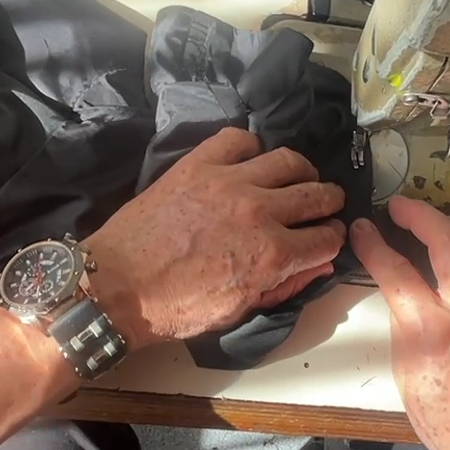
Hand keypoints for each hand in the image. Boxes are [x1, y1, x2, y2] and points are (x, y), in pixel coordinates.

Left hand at [87, 128, 345, 345]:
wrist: (116, 286)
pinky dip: (252, 148)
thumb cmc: (176, 308)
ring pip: (288, 160)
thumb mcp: (238, 310)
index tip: (327, 239)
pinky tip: (251, 163)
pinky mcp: (198, 164)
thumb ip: (283, 284)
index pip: (327, 238)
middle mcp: (260, 211)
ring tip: (297, 179)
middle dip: (329, 203)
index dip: (333, 240)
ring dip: (302, 171)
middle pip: (317, 195)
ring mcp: (229, 181)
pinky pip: (239, 139)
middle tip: (324, 207)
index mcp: (272, 255)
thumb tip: (319, 265)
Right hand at [350, 196, 449, 449]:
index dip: (373, 242)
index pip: (395, 269)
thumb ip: (404, 325)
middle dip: (419, 214)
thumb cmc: (445, 424)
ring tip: (445, 223)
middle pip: (446, 240)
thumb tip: (401, 291)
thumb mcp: (405, 375)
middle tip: (401, 209)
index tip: (363, 228)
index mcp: (430, 330)